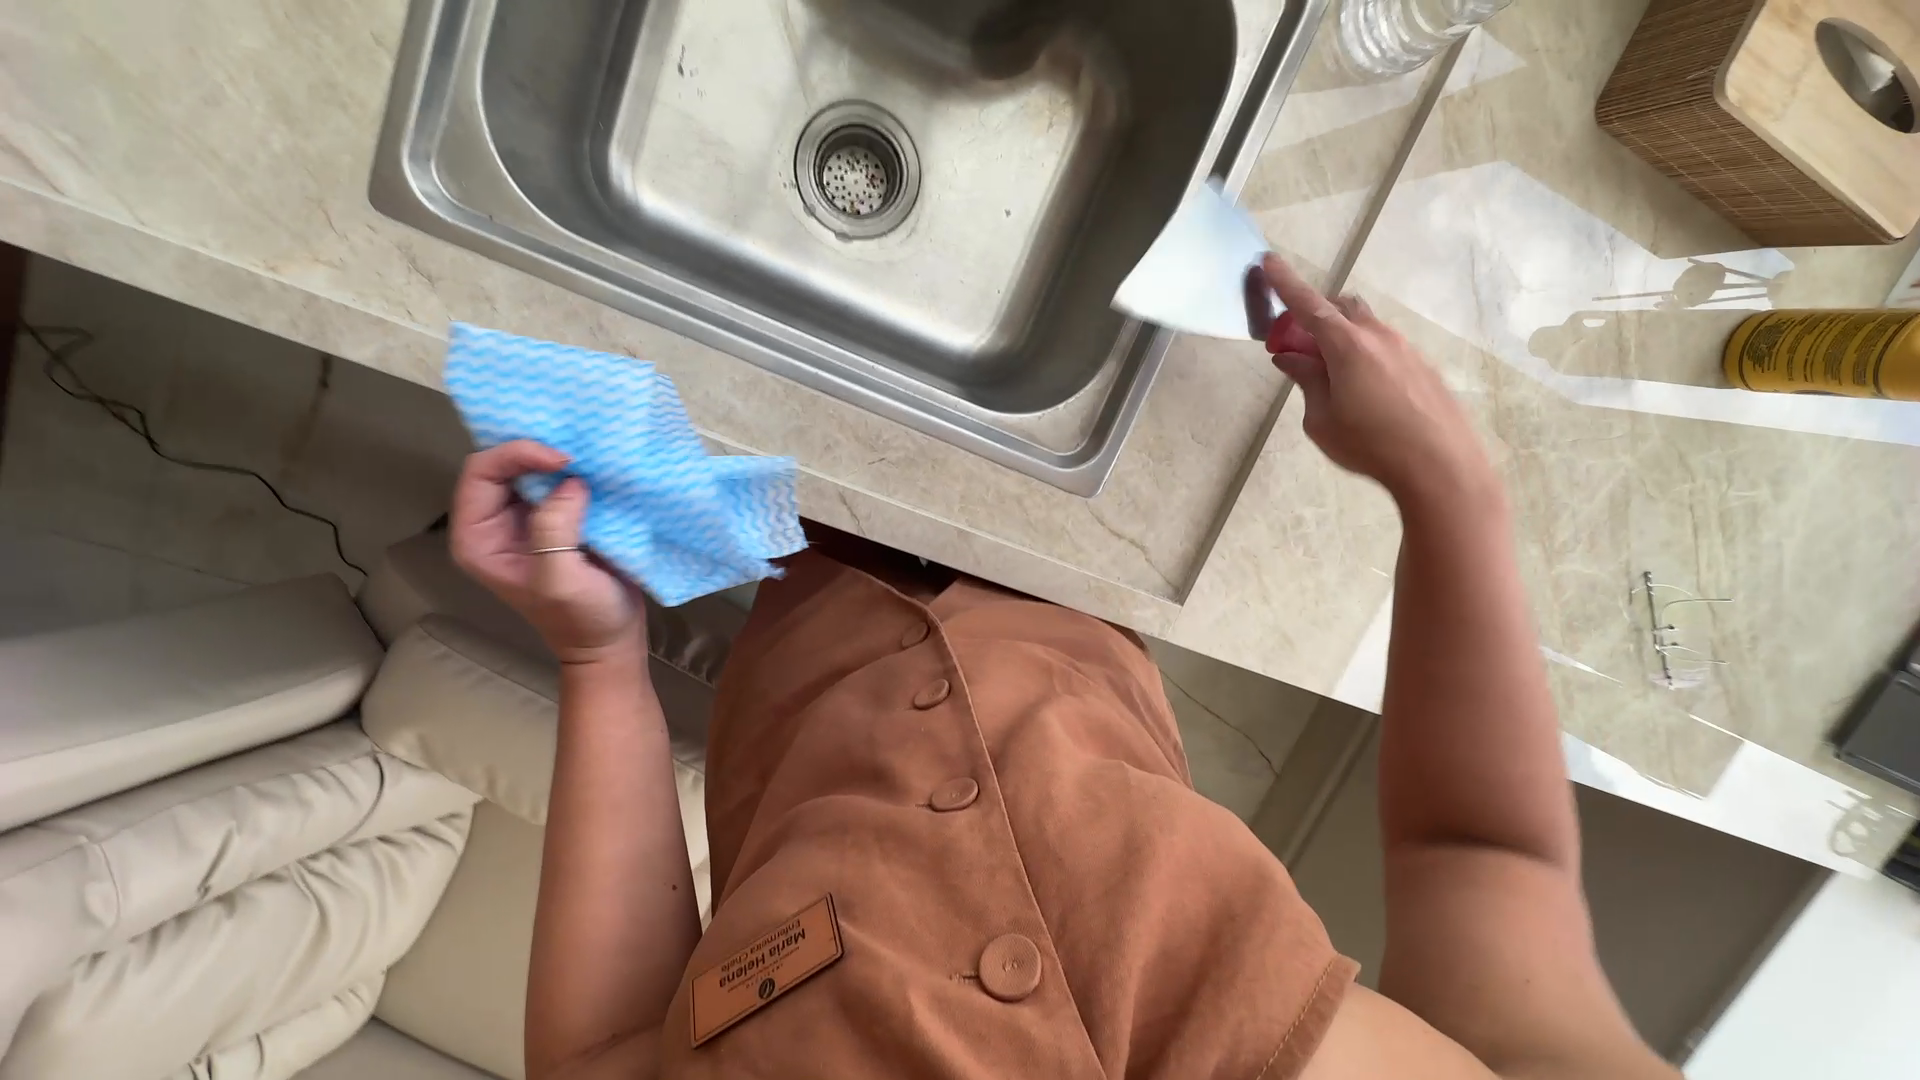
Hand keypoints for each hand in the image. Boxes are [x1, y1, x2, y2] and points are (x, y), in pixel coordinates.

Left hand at [449, 440, 645, 664]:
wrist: (612, 641)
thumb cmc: (581, 619)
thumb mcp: (560, 580)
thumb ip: (554, 530)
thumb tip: (571, 482)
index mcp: (479, 537)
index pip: (481, 474)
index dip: (517, 456)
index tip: (564, 461)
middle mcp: (496, 524)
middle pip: (503, 465)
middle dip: (536, 451)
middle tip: (579, 453)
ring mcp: (528, 522)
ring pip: (532, 470)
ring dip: (559, 460)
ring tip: (590, 454)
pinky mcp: (560, 521)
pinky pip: (559, 484)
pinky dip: (578, 472)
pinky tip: (599, 469)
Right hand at [1258, 254, 1498, 513]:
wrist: (1440, 465)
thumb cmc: (1369, 445)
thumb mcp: (1321, 419)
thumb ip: (1306, 382)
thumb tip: (1289, 358)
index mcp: (1347, 347)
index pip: (1308, 306)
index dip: (1286, 284)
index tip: (1268, 261)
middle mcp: (1378, 337)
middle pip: (1342, 307)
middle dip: (1316, 314)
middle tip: (1297, 344)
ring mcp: (1404, 350)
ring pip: (1365, 327)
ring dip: (1340, 338)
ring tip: (1328, 375)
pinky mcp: (1421, 367)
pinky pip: (1383, 347)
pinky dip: (1361, 354)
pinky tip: (1360, 392)